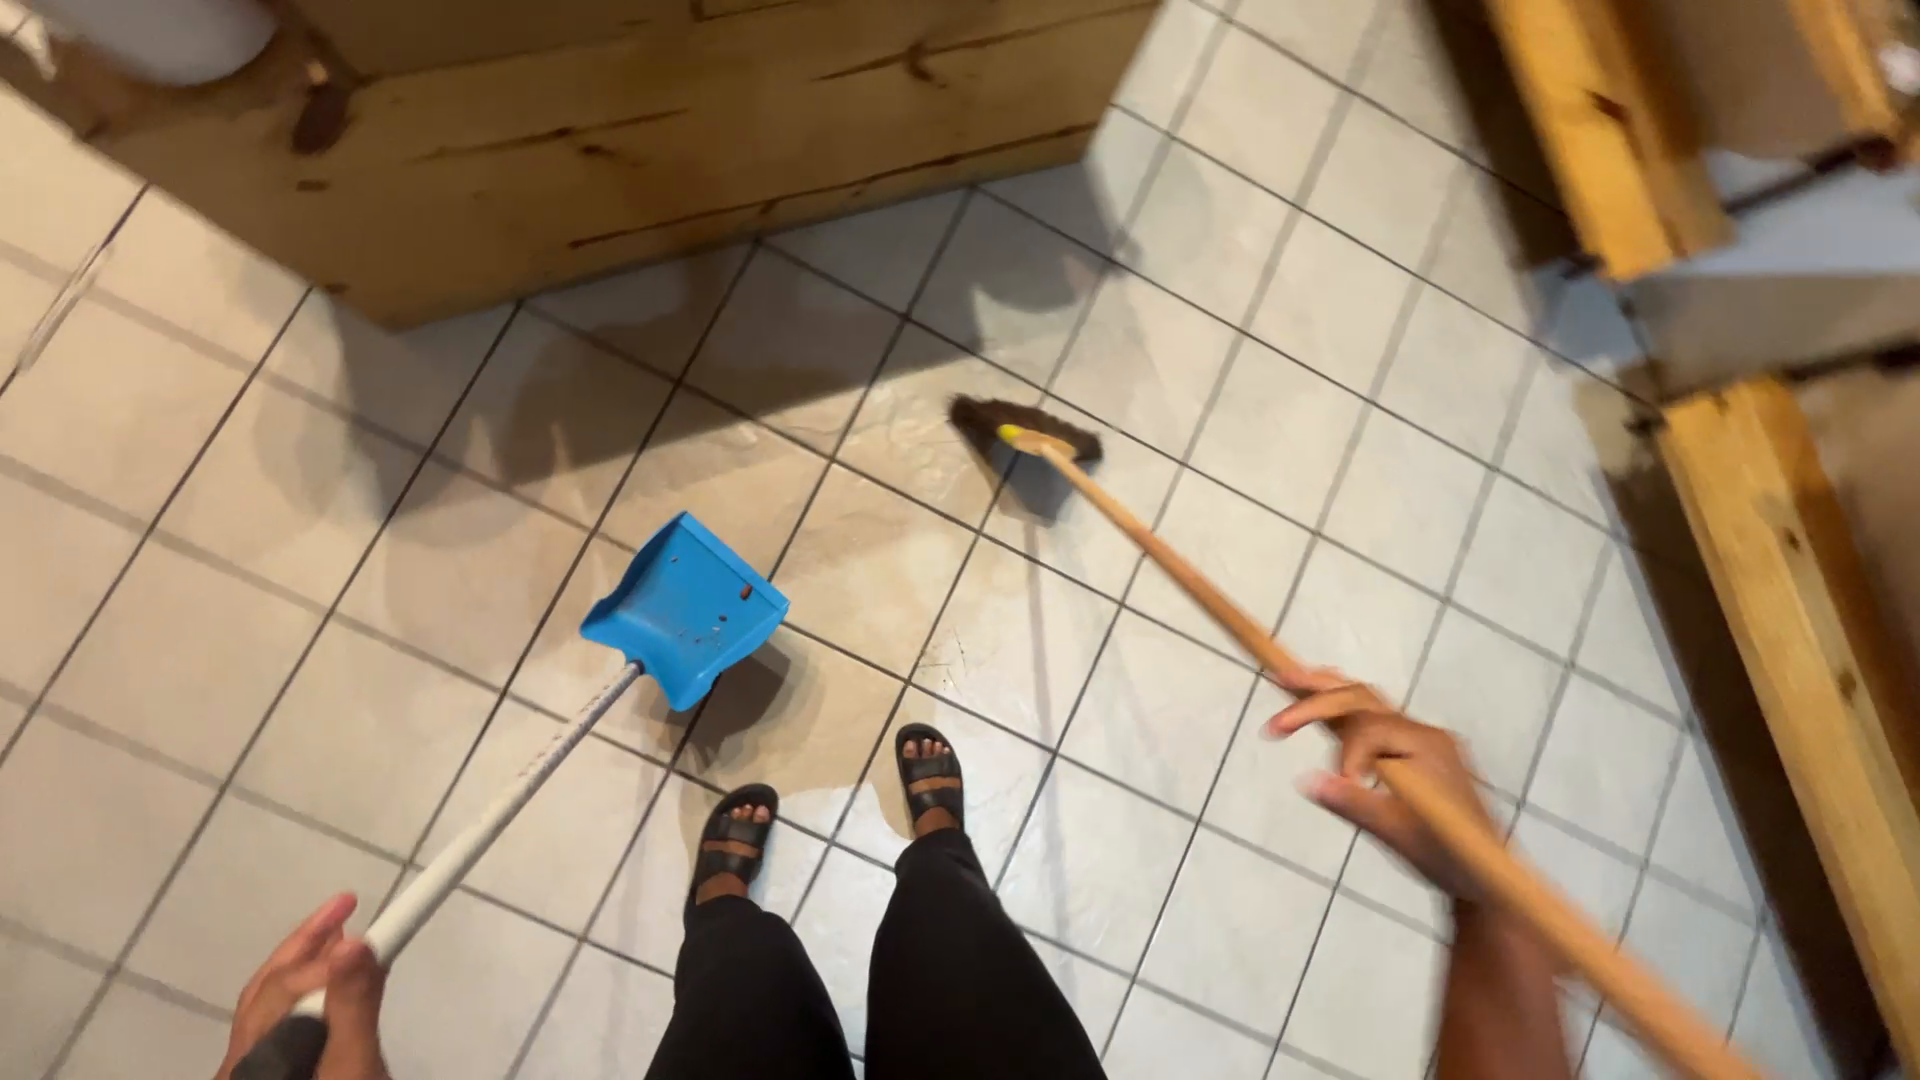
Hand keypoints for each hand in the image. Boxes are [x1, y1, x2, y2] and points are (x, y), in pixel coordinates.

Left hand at [216, 893, 391, 1079]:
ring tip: (344, 935)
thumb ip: (353, 1004)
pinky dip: (313, 995)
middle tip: (348, 902)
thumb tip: (355, 941)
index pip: (282, 988)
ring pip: (272, 1011)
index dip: (320, 946)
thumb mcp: (354, 1065)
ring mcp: (255, 1077)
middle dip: (307, 945)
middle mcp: (240, 1069)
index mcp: (250, 1063)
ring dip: (309, 966)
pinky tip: (338, 988)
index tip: (358, 903)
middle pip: (266, 995)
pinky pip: (284, 1028)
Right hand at [1266, 668, 1492, 900]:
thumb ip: (1355, 805)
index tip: (1342, 785)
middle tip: (1274, 715)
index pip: (1370, 727)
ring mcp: (1415, 736)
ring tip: (1284, 679)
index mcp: (1427, 746)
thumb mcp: (1401, 836)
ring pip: (1362, 698)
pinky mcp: (1405, 747)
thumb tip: (1306, 781)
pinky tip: (1311, 698)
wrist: (1488, 876)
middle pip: (1360, 698)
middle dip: (1316, 702)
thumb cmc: (1448, 857)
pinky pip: (1367, 714)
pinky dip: (1336, 704)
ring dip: (1322, 689)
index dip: (1346, 752)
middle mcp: (1422, 731)